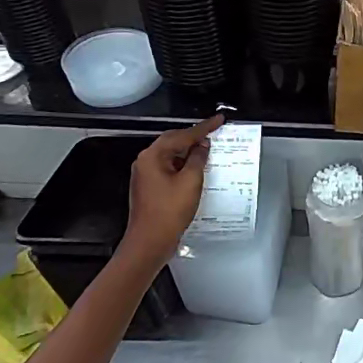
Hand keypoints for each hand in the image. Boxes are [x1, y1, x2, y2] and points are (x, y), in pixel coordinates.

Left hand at [120, 114, 225, 269]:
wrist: (149, 242)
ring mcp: (145, 174)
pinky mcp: (149, 187)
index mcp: (153, 156)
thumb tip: (202, 147)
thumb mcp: (190, 182)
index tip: (217, 120)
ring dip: (189, 154)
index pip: (182, 135)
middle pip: (173, 142)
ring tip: (208, 151)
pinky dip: (182, 167)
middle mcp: (145, 161)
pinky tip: (195, 171)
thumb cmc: (167, 213)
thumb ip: (198, 159)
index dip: (203, 128)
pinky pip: (168, 168)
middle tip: (214, 134)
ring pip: (170, 156)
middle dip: (194, 138)